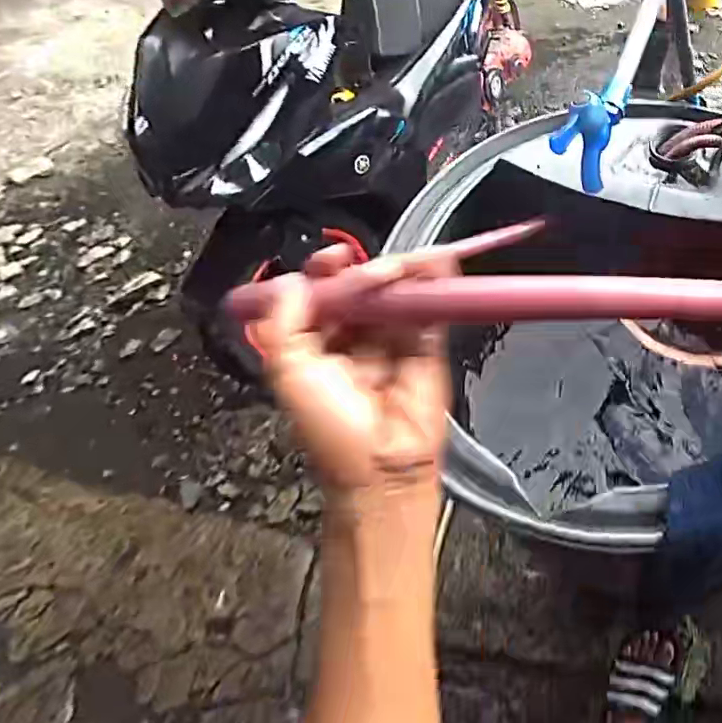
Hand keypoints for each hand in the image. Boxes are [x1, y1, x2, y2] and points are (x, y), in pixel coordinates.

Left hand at [249, 248, 458, 494]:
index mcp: (316, 344)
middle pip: (363, 290)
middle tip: (378, 270)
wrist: (383, 464)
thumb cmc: (333, 434)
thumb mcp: (289, 376)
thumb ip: (284, 325)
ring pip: (398, 295)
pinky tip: (438, 267)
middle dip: (371, 271)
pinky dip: (436, 287)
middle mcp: (355, 338)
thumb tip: (288, 283)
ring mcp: (393, 340)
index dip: (327, 272)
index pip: (322, 295)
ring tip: (412, 263)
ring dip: (406, 274)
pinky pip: (431, 310)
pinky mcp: (427, 346)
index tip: (335, 258)